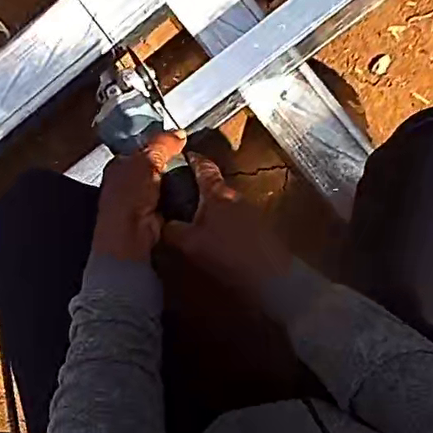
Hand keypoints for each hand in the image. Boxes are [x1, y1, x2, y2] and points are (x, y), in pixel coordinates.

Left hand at [92, 131, 184, 262]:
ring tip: (193, 178)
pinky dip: (180, 201)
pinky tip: (189, 197)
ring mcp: (141, 203)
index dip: (158, 144)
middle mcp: (127, 185)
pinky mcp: (154, 218)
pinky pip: (172, 203)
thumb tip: (179, 134)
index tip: (177, 141)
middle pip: (154, 169)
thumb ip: (162, 144)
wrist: (132, 235)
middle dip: (170, 166)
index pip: (140, 149)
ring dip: (177, 184)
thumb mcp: (147, 160)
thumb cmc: (127, 197)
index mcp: (119, 166)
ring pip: (164, 187)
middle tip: (189, 161)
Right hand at [161, 155, 291, 293]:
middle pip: (214, 189)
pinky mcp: (260, 233)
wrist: (270, 279)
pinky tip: (215, 242)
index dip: (192, 159)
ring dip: (211, 212)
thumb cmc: (227, 255)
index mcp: (218, 194)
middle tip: (179, 199)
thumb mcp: (188, 243)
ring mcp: (251, 215)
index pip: (204, 168)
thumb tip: (162, 224)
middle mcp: (236, 198)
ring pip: (224, 207)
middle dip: (198, 192)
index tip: (184, 154)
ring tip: (194, 225)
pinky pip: (234, 223)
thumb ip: (172, 230)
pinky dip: (223, 227)